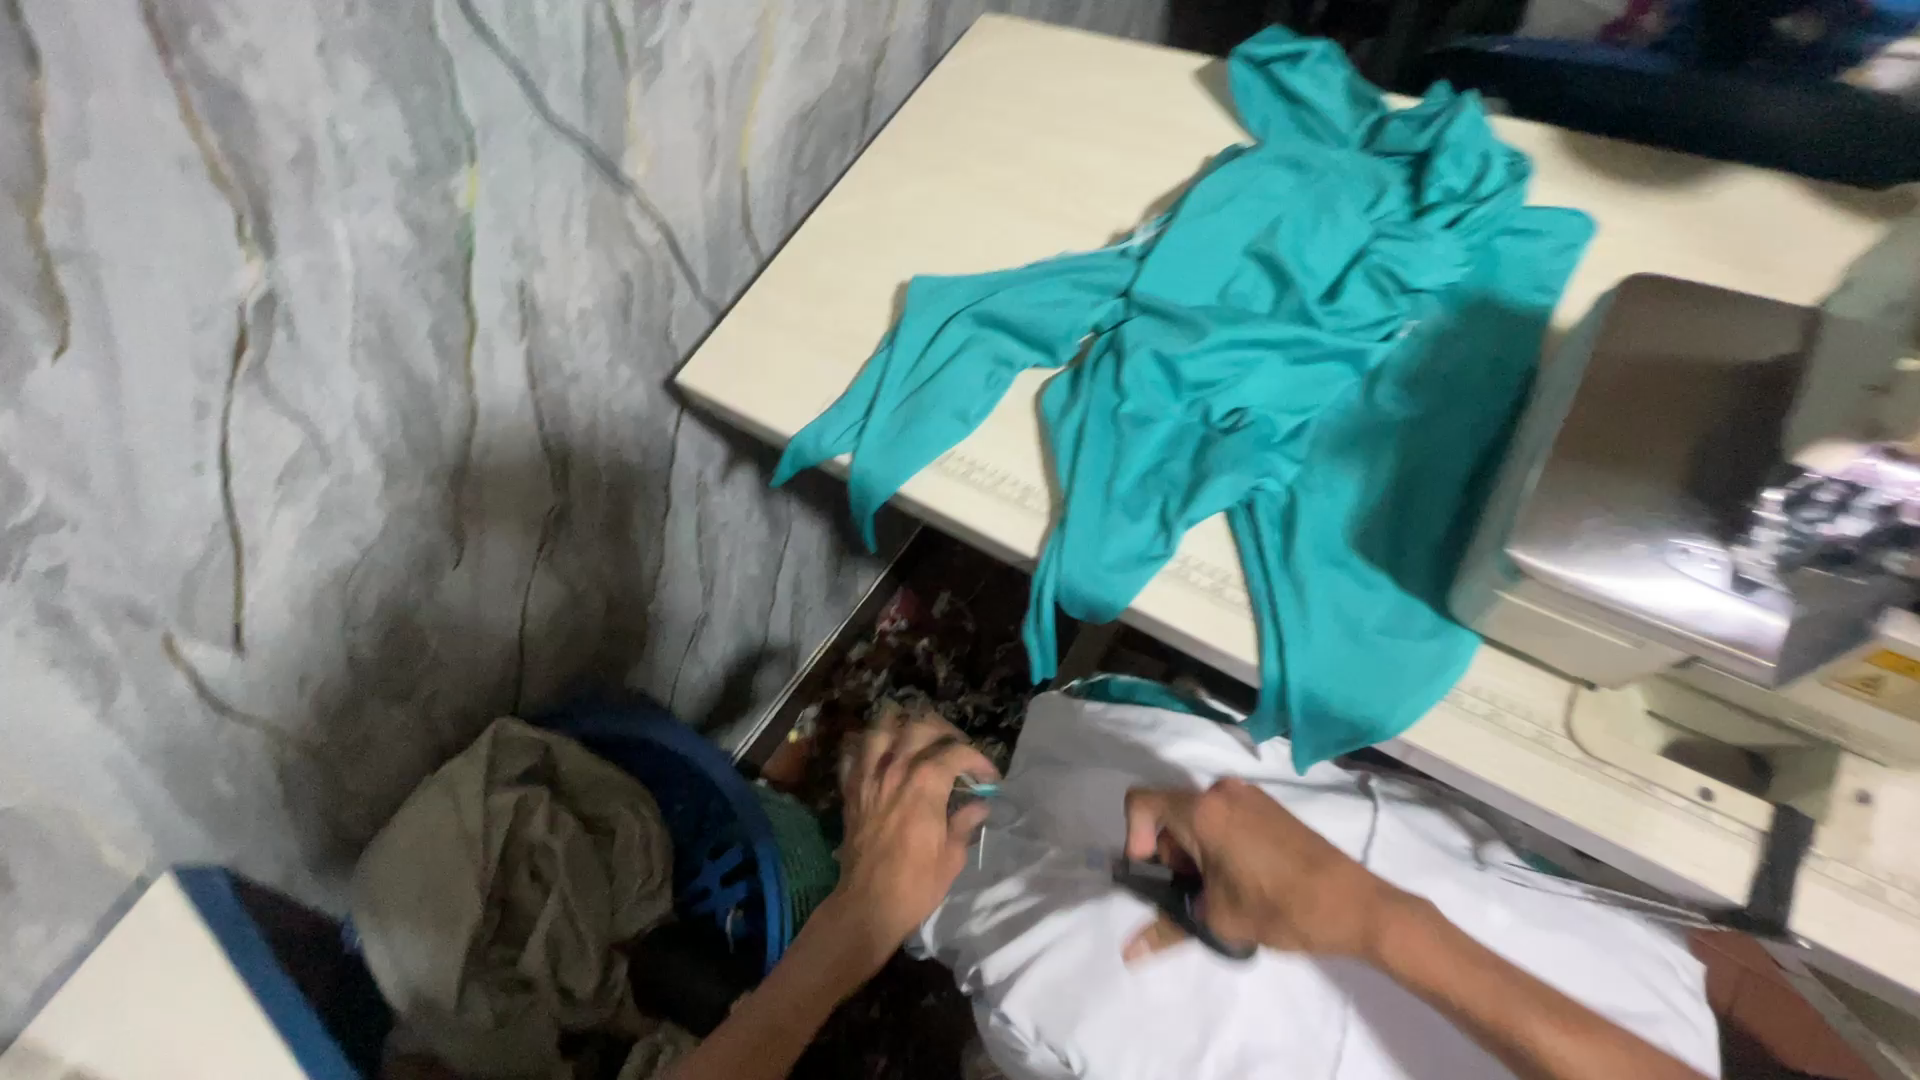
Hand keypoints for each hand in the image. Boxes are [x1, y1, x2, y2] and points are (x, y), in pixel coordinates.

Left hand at [820, 703, 999, 976]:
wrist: (868, 904)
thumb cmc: (916, 884)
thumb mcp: (952, 855)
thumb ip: (965, 822)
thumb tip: (980, 805)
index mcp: (926, 784)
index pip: (957, 752)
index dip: (979, 760)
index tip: (990, 777)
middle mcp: (896, 771)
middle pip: (920, 727)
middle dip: (944, 731)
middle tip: (956, 747)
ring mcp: (870, 778)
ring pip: (881, 729)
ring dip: (901, 725)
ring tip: (915, 735)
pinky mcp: (851, 790)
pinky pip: (853, 754)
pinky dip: (865, 746)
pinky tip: (878, 752)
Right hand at [1121, 777, 1406, 961]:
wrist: (1357, 906)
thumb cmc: (1281, 907)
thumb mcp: (1220, 919)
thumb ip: (1168, 928)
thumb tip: (1129, 953)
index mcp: (1202, 809)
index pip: (1141, 802)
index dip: (1135, 838)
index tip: (1161, 874)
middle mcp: (1219, 790)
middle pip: (1169, 812)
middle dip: (1171, 853)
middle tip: (1195, 891)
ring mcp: (1247, 794)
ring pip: (1196, 816)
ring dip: (1195, 850)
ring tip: (1222, 889)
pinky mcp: (1267, 806)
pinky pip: (1222, 815)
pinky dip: (1217, 842)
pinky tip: (1244, 878)